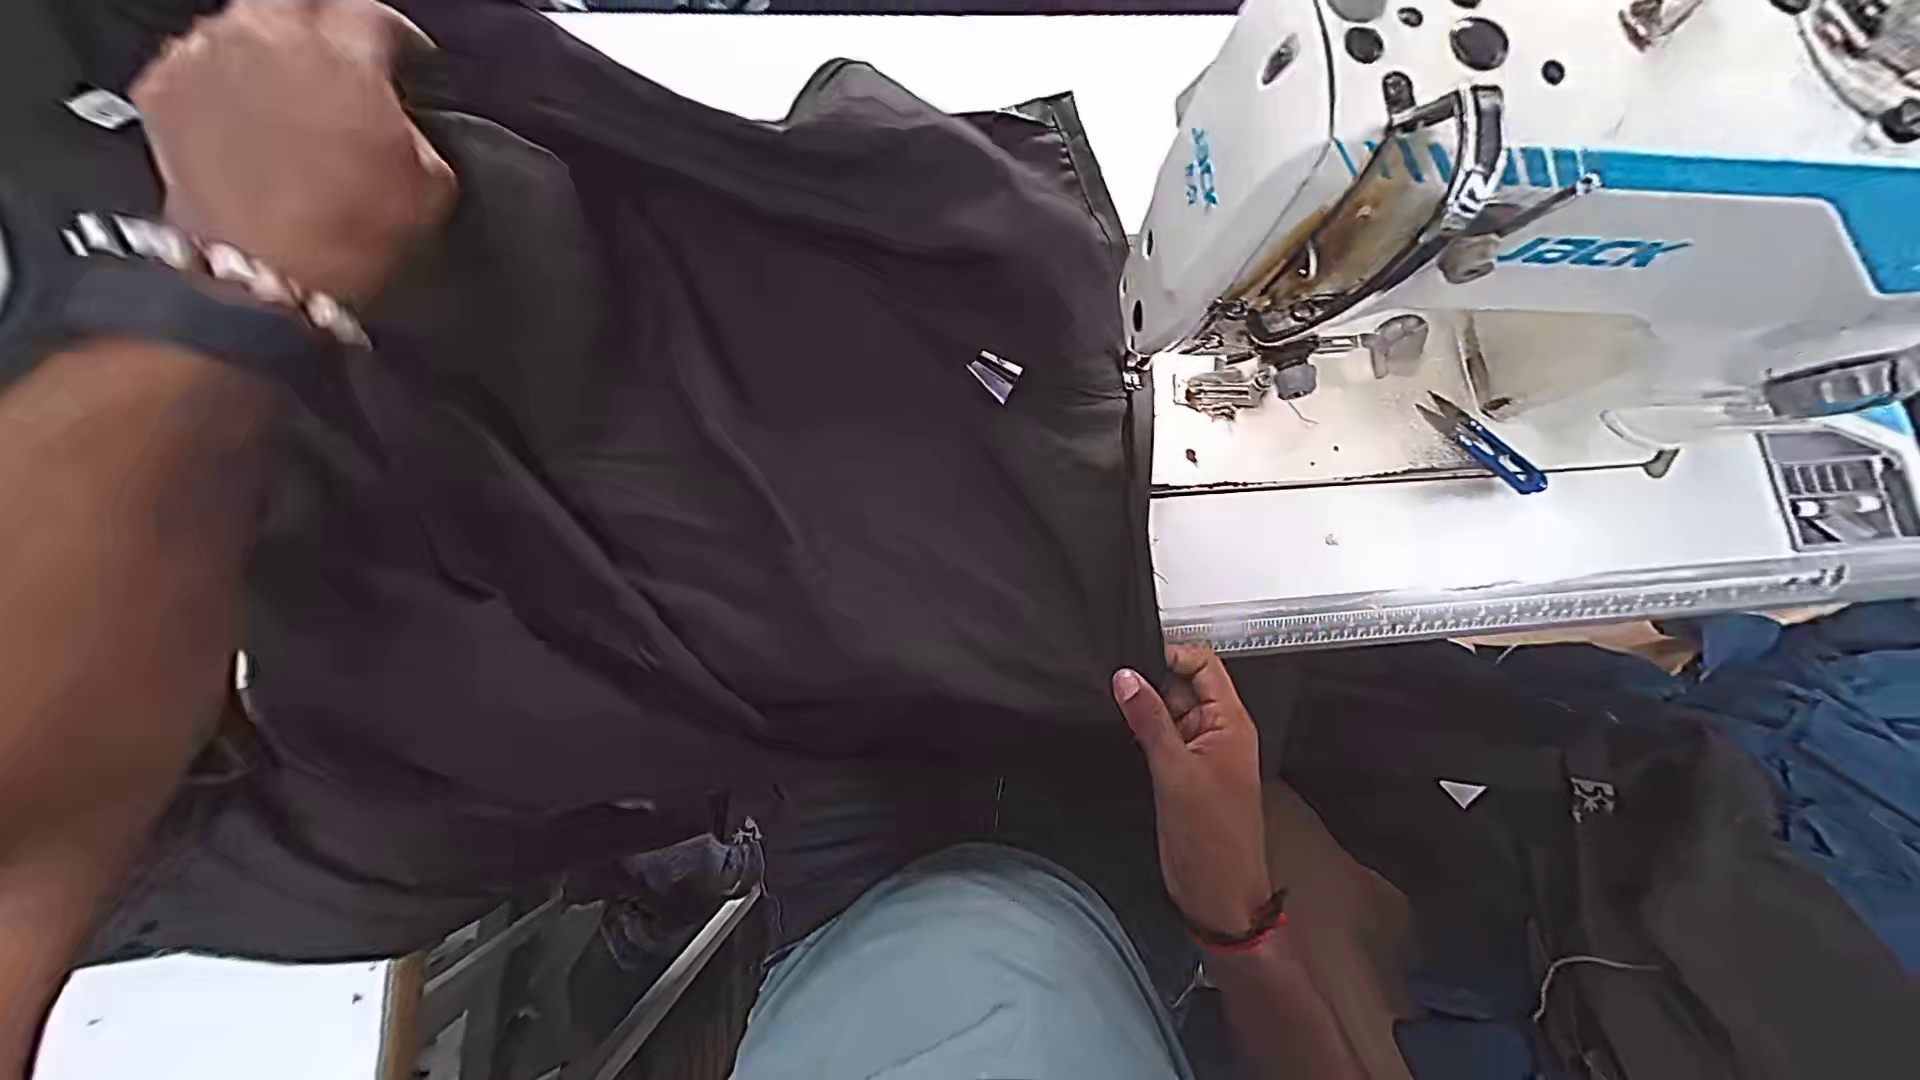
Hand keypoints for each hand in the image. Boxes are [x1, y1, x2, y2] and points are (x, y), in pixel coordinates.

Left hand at [131, 0, 456, 301]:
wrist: (276, 265)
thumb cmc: (357, 228)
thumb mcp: (433, 184)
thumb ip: (418, 133)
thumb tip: (402, 123)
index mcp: (341, 56)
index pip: (375, 15)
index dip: (403, 37)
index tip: (412, 56)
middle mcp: (263, 36)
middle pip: (300, 2)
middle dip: (331, 29)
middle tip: (353, 67)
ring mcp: (204, 55)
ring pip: (248, 29)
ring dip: (281, 56)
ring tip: (307, 106)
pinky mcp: (166, 86)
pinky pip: (207, 65)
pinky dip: (239, 86)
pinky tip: (266, 130)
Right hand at [1114, 644, 1269, 937]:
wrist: (1215, 893)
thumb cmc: (1215, 841)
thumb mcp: (1175, 770)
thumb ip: (1148, 719)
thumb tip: (1127, 678)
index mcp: (1230, 724)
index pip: (1204, 665)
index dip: (1173, 655)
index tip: (1137, 659)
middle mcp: (1215, 732)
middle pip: (1181, 683)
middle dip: (1151, 680)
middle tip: (1121, 685)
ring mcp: (1196, 750)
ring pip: (1166, 708)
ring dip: (1143, 705)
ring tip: (1121, 708)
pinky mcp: (1178, 768)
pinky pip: (1158, 733)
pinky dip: (1141, 727)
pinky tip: (1125, 728)